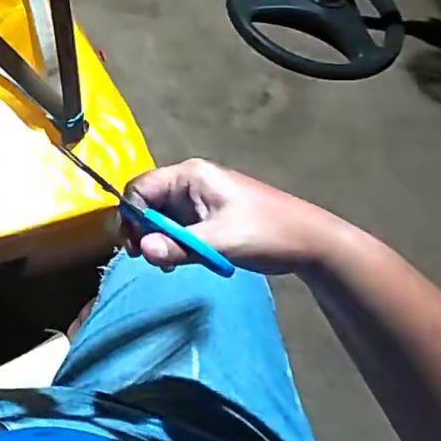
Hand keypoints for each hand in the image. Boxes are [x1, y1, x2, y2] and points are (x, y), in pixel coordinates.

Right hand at [121, 159, 368, 274]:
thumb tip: (142, 250)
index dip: (132, 216)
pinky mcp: (205, 216)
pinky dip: (171, 244)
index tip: (136, 248)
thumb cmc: (266, 233)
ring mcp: (197, 199)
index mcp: (190, 176)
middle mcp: (189, 182)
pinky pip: (175, 226)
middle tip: (150, 260)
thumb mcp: (221, 241)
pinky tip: (178, 261)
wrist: (309, 241)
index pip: (140, 188)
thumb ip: (180, 246)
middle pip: (147, 202)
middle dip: (143, 231)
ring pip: (159, 217)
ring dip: (157, 240)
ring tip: (167, 264)